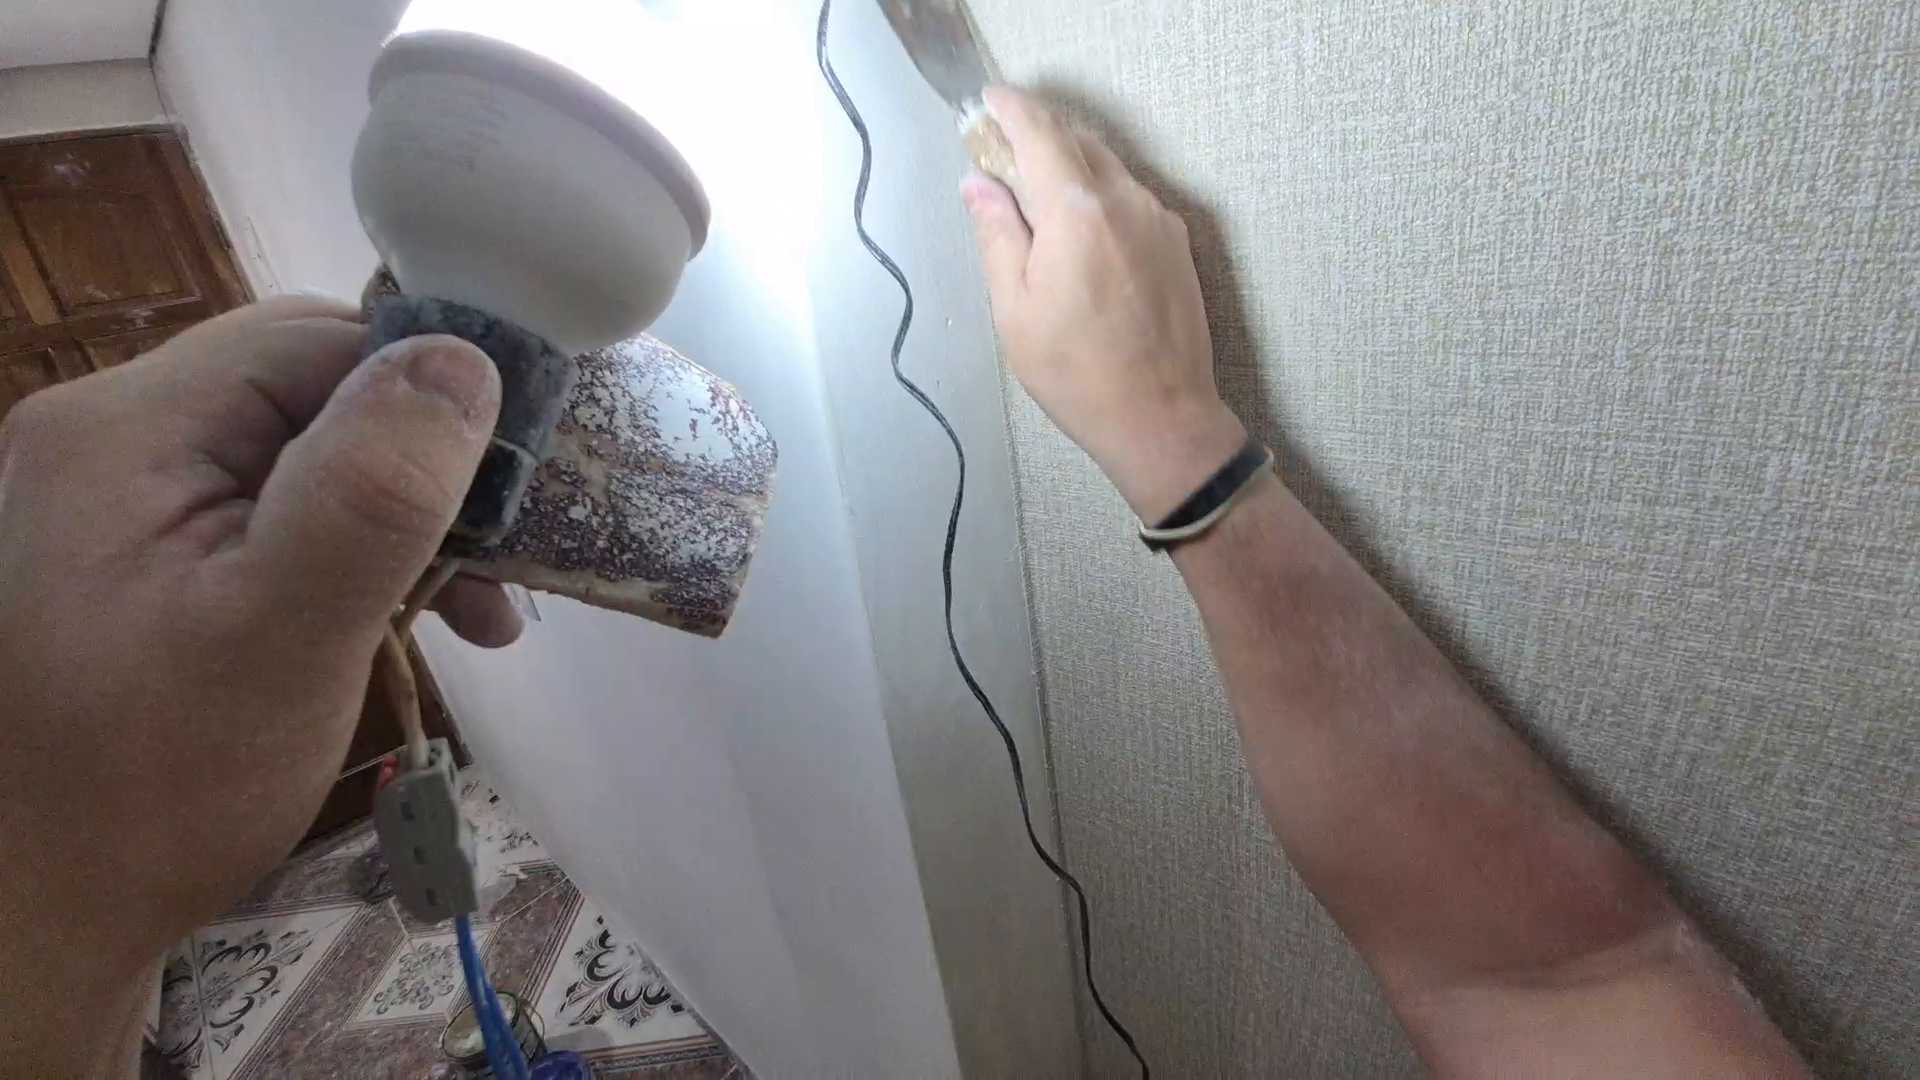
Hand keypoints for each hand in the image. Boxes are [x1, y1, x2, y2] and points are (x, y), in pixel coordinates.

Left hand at [0, 297, 518, 1072]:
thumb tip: (467, 360)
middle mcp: (137, 440)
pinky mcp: (193, 551)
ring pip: (344, 455)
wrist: (43, 912)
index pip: (325, 344)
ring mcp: (161, 499)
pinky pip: (323, 513)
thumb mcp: (288, 630)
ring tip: (491, 601)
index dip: (437, 391)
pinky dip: (398, 553)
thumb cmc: (165, 779)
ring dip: (434, 517)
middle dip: (445, 464)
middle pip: (337, 393)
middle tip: (513, 544)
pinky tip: (447, 615)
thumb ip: (373, 491)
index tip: (524, 469)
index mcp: (137, 430)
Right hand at [963, 86, 1247, 520]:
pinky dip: (1100, 195)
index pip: (1039, 133)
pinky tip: (1083, 229)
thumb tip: (978, 185)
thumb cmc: (1078, 374)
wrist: (1159, 415)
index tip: (988, 103)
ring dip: (1070, 166)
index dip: (1010, 111)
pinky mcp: (1178, 244)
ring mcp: (1159, 220)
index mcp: (1077, 212)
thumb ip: (997, 236)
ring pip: (1108, 168)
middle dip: (1037, 136)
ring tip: (1039, 194)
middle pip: (1077, 142)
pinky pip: (1131, 198)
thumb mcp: (1016, 312)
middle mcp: (1126, 201)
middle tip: (1003, 152)